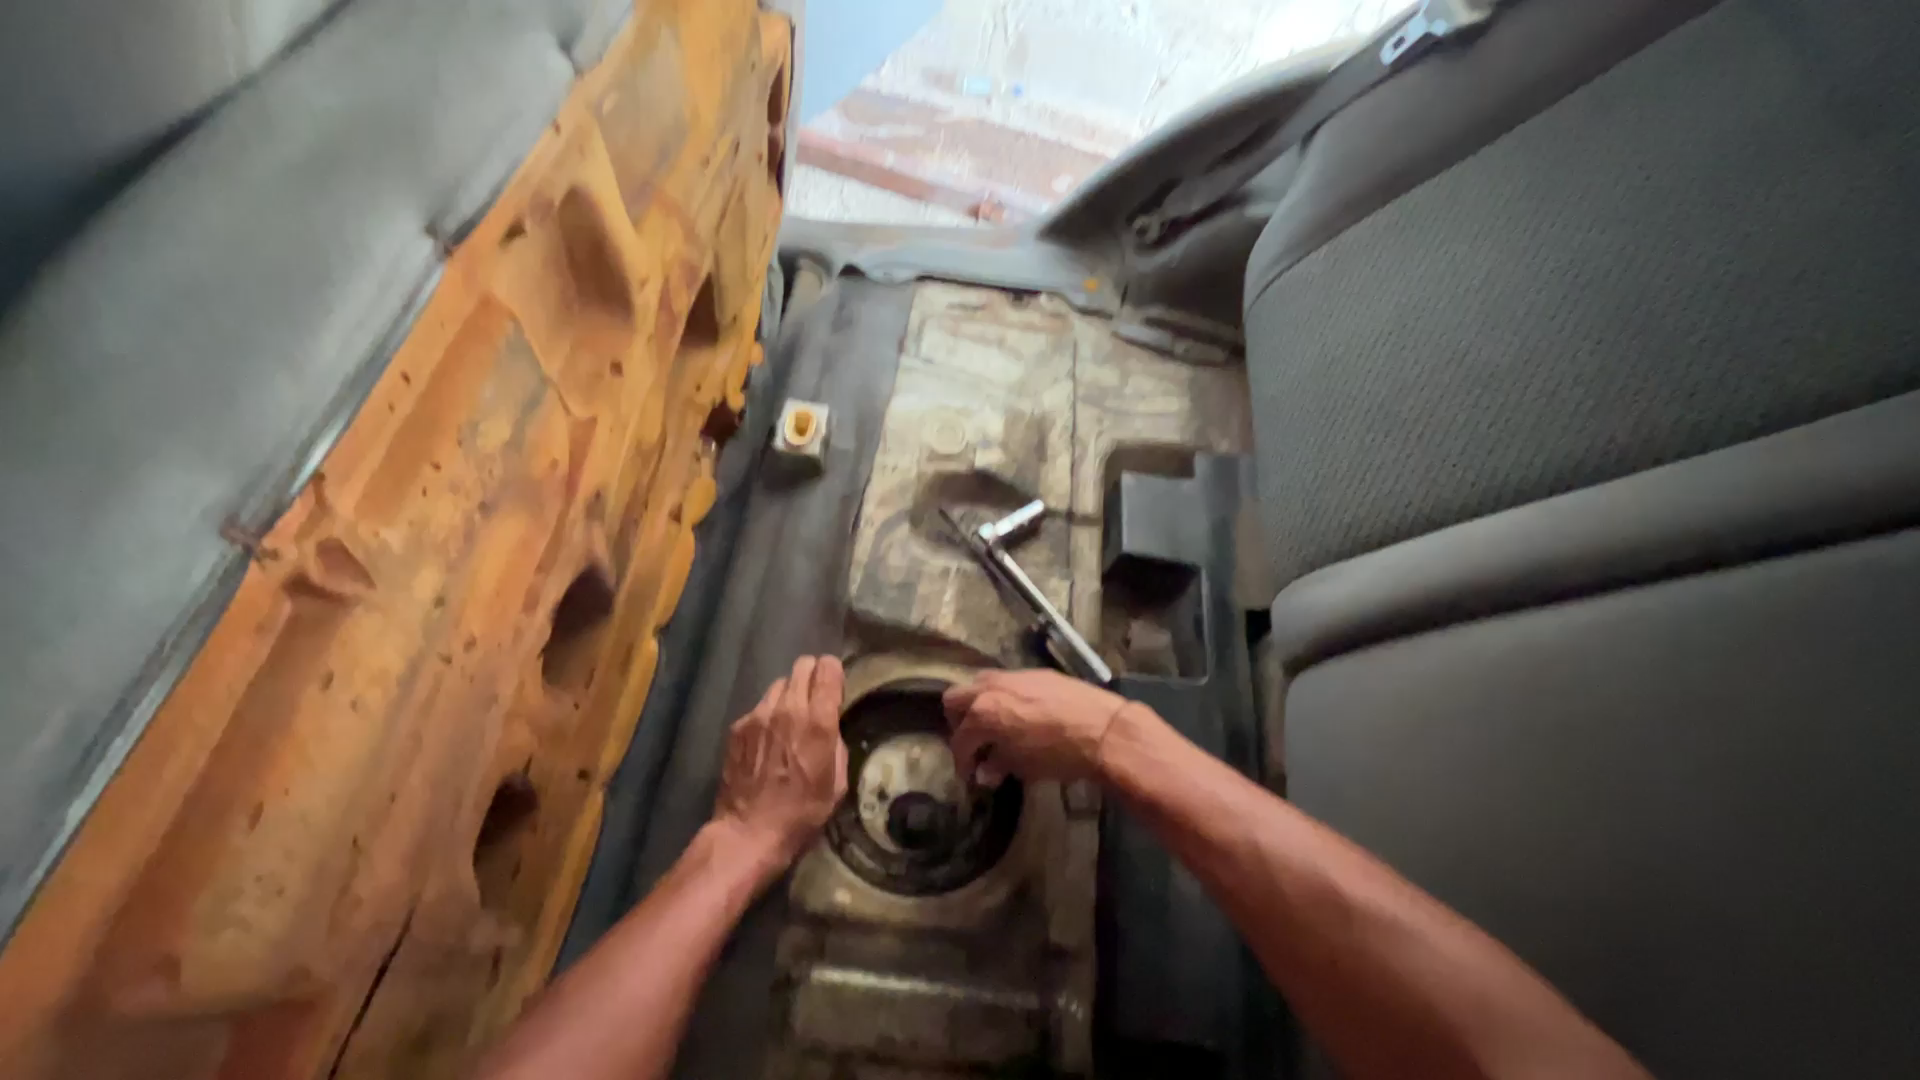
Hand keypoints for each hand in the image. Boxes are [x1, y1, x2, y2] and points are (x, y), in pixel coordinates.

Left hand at [712, 655, 847, 876]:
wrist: (748, 832)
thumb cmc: (802, 812)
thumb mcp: (837, 783)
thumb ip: (836, 743)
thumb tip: (830, 727)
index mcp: (818, 721)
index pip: (827, 668)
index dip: (834, 672)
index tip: (835, 686)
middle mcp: (787, 708)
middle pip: (802, 666)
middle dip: (812, 676)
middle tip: (815, 698)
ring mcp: (758, 715)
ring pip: (779, 684)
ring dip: (789, 695)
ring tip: (789, 720)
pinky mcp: (738, 726)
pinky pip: (759, 707)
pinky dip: (768, 715)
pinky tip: (767, 740)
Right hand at [941, 669, 1133, 783]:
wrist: (1102, 728)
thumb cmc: (1058, 754)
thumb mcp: (1022, 766)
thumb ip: (997, 764)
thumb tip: (985, 771)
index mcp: (982, 713)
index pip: (960, 740)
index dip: (962, 762)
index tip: (970, 775)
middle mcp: (991, 688)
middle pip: (956, 699)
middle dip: (959, 722)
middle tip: (975, 743)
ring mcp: (1013, 676)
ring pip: (980, 683)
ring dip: (979, 704)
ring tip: (995, 725)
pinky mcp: (1035, 672)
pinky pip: (1007, 681)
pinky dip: (1004, 697)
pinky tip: (1021, 715)